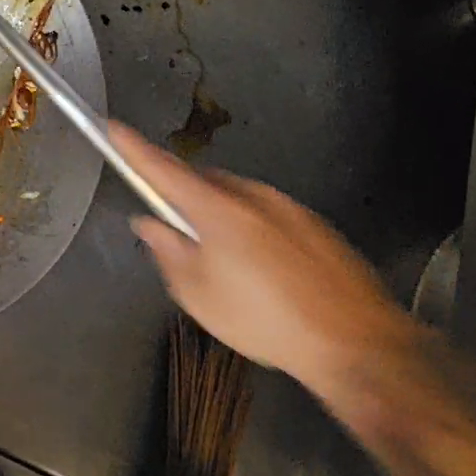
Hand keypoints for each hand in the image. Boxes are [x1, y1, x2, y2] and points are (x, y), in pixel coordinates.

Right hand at [111, 122, 413, 391]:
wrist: (361, 347)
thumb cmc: (266, 321)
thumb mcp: (198, 295)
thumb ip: (168, 252)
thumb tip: (150, 224)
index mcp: (216, 209)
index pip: (163, 169)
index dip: (134, 149)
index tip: (114, 127)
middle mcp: (253, 197)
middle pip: (202, 181)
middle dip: (182, 193)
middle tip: (173, 226)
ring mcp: (290, 209)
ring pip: (237, 197)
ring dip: (219, 212)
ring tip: (221, 258)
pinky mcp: (318, 228)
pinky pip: (268, 215)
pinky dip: (252, 228)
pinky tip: (261, 268)